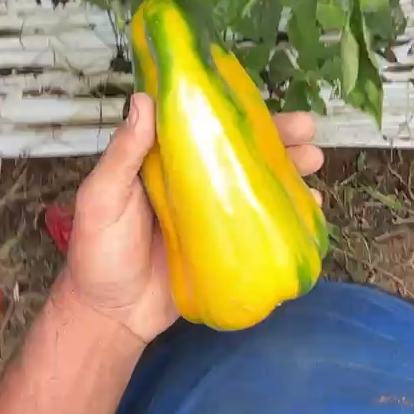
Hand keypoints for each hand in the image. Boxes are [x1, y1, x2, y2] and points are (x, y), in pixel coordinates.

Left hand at [54, 92, 324, 343]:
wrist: (111, 318)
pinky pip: (263, 222)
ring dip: (290, 169)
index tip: (260, 96)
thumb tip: (143, 99)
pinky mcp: (229, 245)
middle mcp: (197, 178)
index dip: (234, 107)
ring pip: (259, 181)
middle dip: (278, 136)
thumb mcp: (103, 197)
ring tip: (315, 160)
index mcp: (167, 158)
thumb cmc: (98, 251)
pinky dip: (290, 213)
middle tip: (308, 129)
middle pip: (242, 149)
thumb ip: (123, 154)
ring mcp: (216, 212)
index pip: (205, 122)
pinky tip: (313, 206)